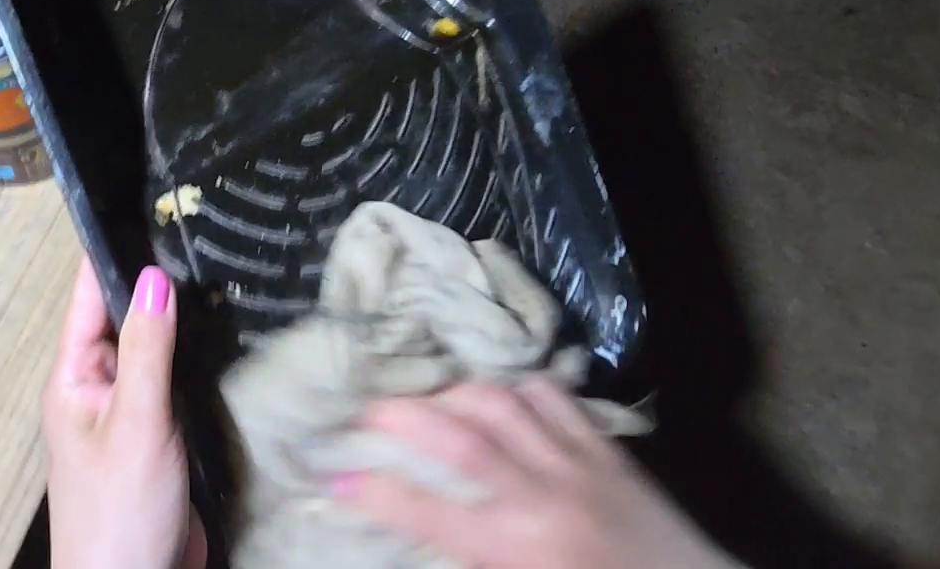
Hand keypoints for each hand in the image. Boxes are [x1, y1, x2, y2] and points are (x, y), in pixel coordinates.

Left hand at [43, 258, 205, 568]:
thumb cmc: (118, 513)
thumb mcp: (135, 422)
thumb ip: (146, 350)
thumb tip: (152, 277)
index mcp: (74, 375)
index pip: (89, 297)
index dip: (111, 254)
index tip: (139, 209)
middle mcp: (98, 384)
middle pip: (125, 318)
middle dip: (153, 283)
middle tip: (193, 234)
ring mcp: (129, 408)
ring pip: (153, 348)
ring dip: (177, 321)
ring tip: (212, 270)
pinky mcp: (158, 430)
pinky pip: (172, 380)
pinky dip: (191, 358)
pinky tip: (219, 335)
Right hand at [338, 380, 738, 568]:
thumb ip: (475, 560)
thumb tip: (420, 527)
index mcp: (522, 552)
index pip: (430, 515)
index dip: (375, 494)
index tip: (332, 480)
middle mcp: (544, 501)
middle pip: (458, 439)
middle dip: (399, 418)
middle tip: (363, 411)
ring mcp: (578, 467)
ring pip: (499, 402)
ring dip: (452, 394)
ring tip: (427, 397)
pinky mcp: (607, 449)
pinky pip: (552, 396)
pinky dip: (516, 387)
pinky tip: (496, 394)